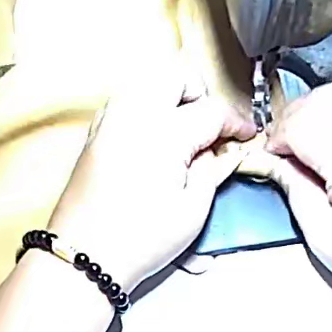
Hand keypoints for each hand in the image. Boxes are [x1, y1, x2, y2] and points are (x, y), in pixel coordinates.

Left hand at [46, 64, 256, 291]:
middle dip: (200, 95)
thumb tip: (222, 153)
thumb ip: (212, 171)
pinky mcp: (95, 133)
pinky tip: (155, 144)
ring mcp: (110, 119)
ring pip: (148, 82)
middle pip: (177, 75)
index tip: (245, 136)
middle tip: (211, 130)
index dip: (234, 123)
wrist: (86, 255)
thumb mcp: (192, 210)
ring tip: (183, 136)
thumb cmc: (140, 239)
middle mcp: (134, 113)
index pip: (211, 110)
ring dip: (172, 98)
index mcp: (165, 130)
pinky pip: (127, 103)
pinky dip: (147, 111)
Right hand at [252, 84, 331, 330]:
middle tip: (286, 147)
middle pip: (327, 97)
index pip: (303, 119)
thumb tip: (279, 164)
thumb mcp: (322, 232)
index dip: (279, 135)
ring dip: (326, 112)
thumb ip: (296, 188)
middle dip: (299, 116)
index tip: (272, 154)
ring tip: (315, 146)